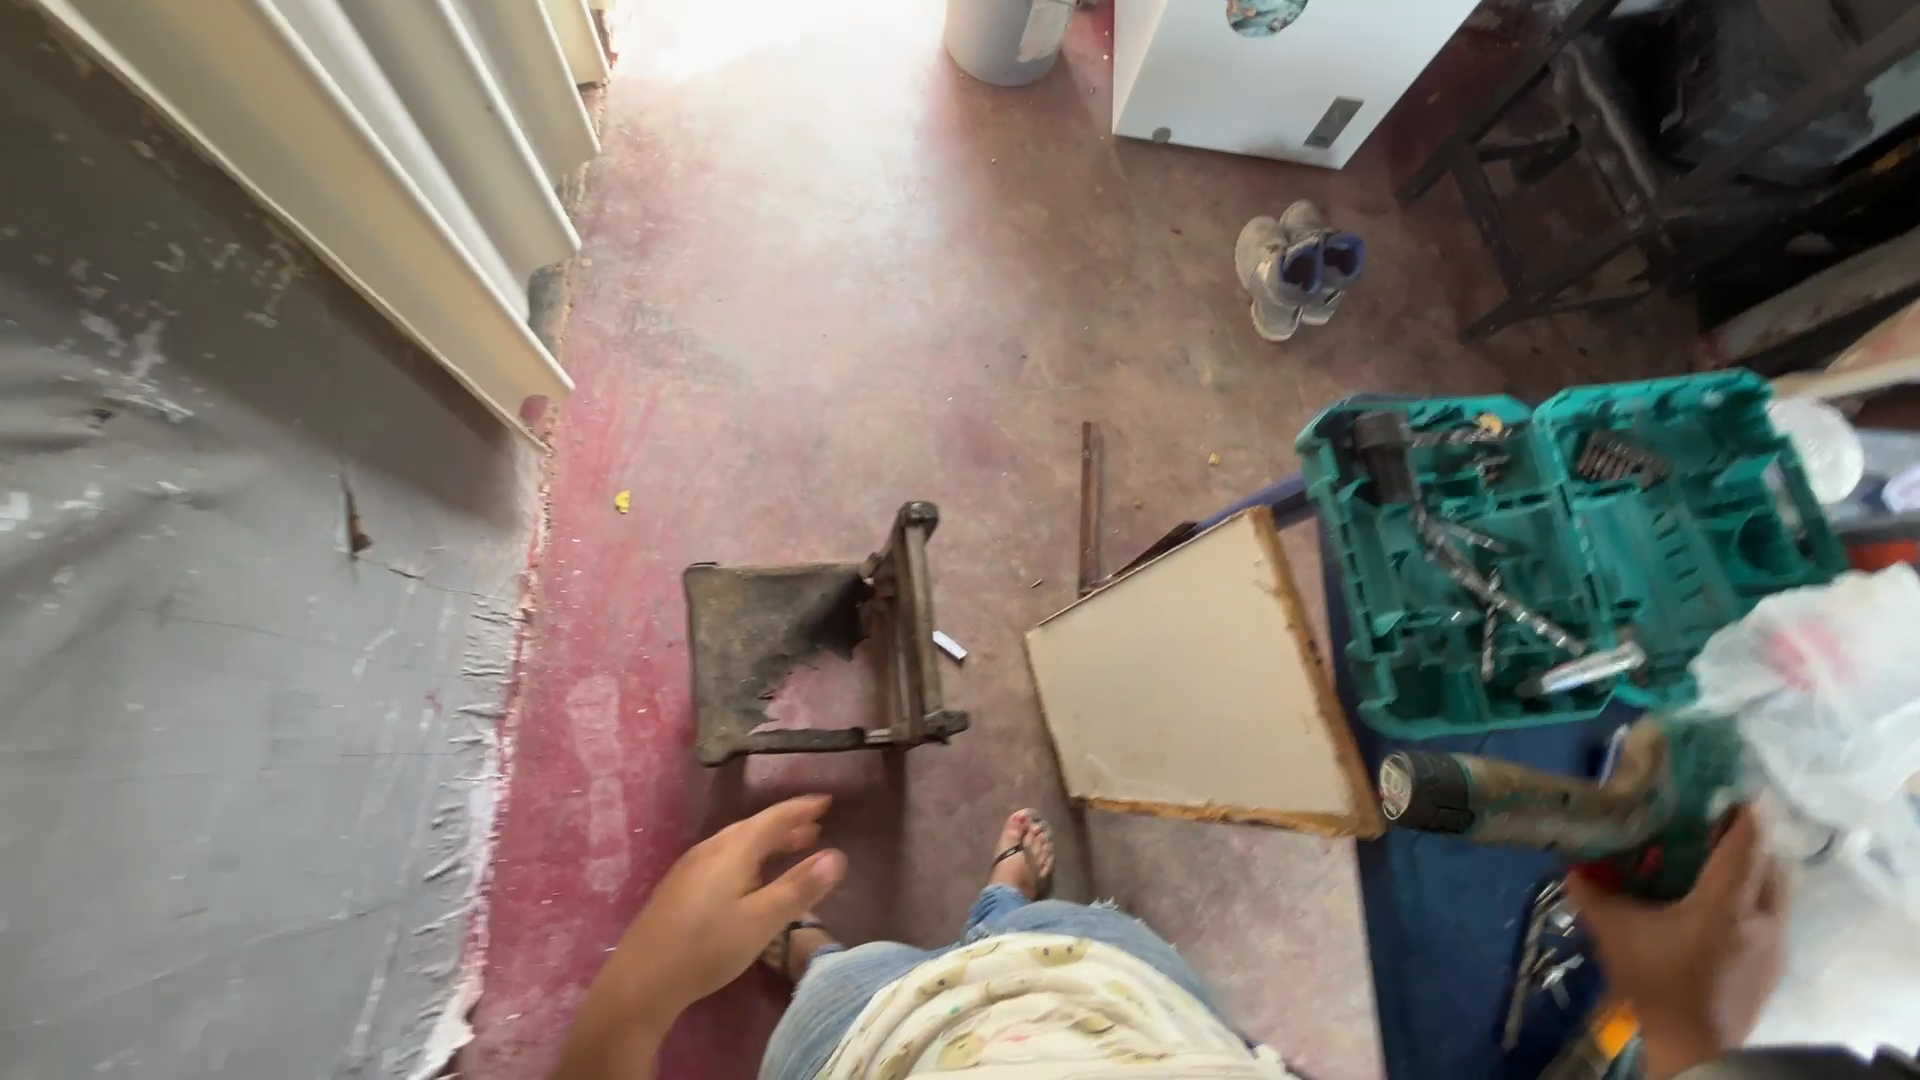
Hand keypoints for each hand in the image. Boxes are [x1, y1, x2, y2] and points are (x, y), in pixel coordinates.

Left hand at [552, 795, 846, 1079]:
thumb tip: (837, 856)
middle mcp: (712, 848)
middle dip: (787, 825)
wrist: (638, 984)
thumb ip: (800, 887)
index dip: (802, 808)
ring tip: (791, 847)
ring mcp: (692, 867)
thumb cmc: (706, 948)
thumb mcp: (762, 920)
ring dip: (768, 842)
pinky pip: (725, 857)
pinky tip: (751, 877)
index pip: (776, 818)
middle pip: (755, 828)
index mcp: (734, 848)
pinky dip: (750, 856)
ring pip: (738, 843)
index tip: (826, 800)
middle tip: (815, 826)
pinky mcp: (680, 887)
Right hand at [1566, 805, 1787, 1079]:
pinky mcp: (1771, 962)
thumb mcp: (1611, 929)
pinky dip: (1748, 894)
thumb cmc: (1653, 977)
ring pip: (1773, 892)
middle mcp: (1759, 920)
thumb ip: (1590, 890)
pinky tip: (1711, 900)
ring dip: (1750, 869)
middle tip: (1716, 822)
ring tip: (1713, 856)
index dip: (1742, 820)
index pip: (1742, 851)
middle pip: (1770, 868)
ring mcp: (1772, 944)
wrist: (1695, 1042)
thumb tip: (1570, 860)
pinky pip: (1768, 914)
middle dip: (1749, 841)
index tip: (1734, 793)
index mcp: (1722, 906)